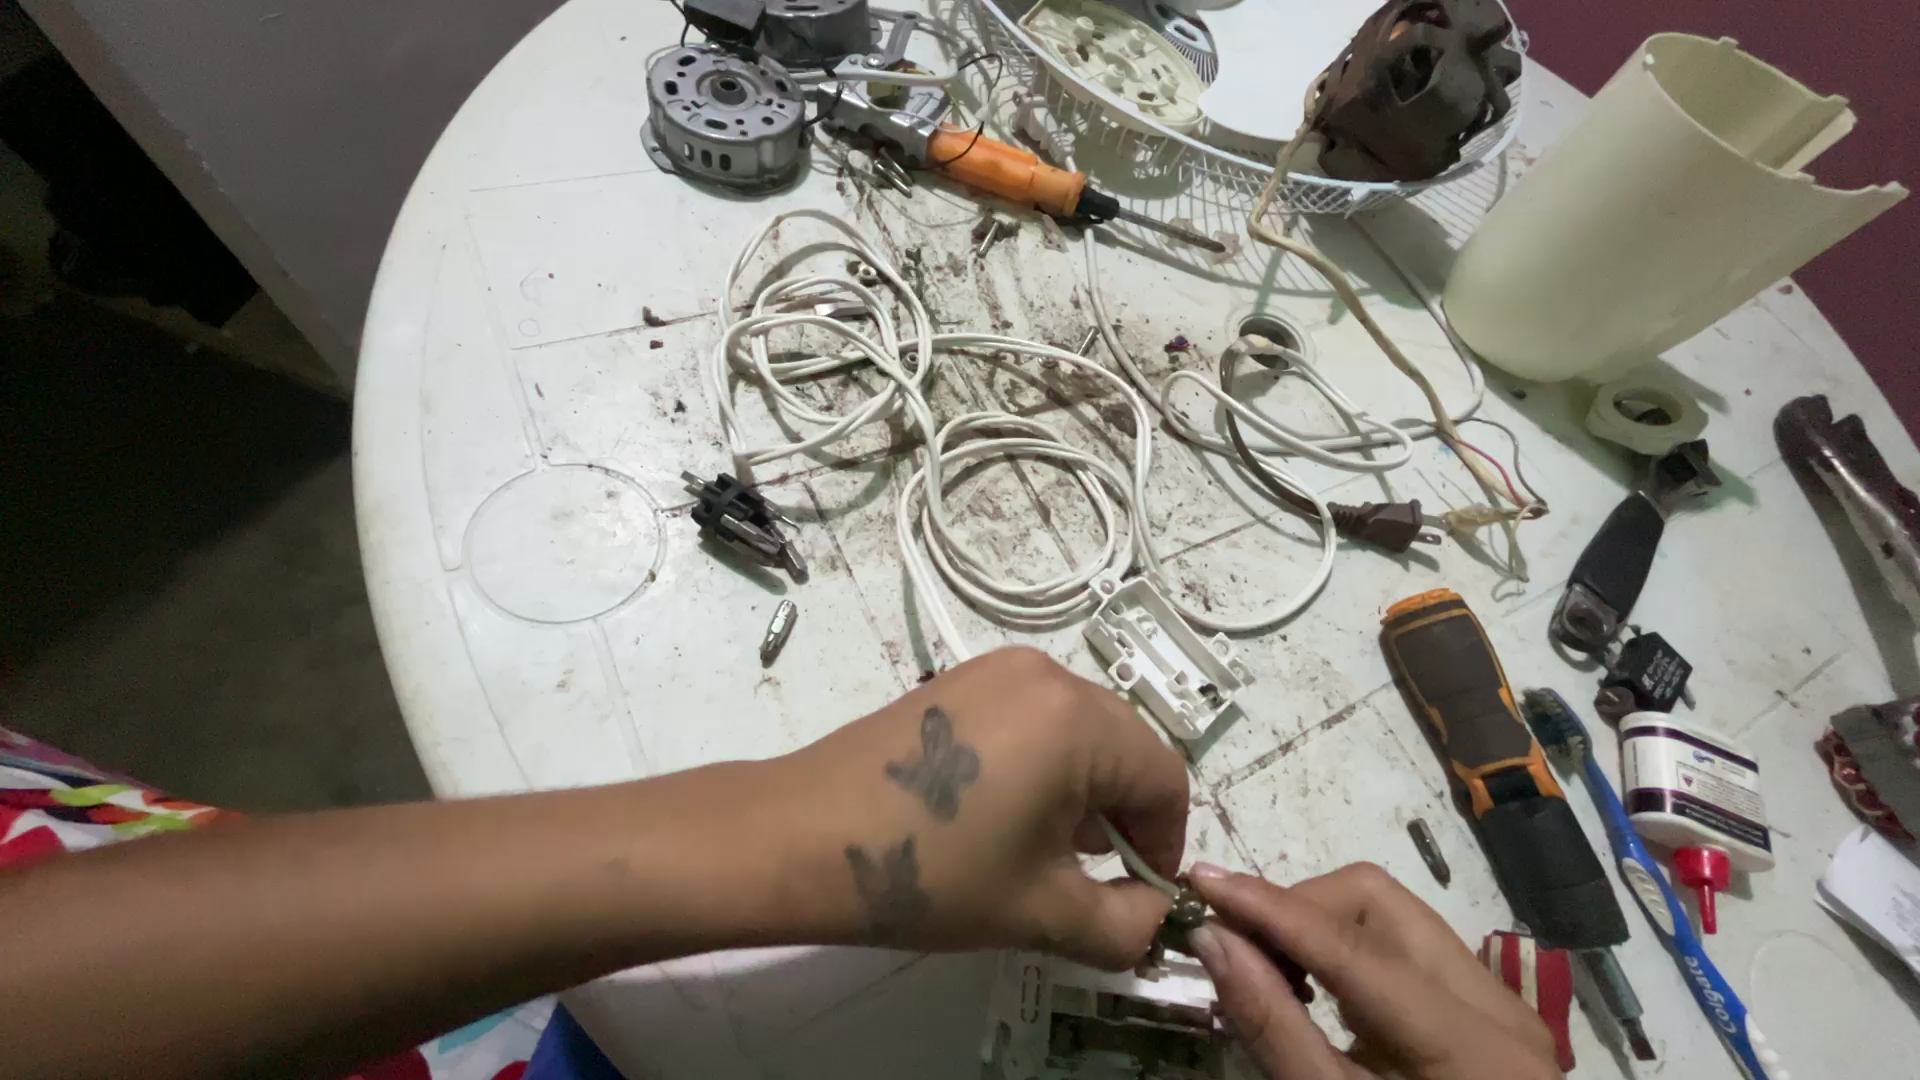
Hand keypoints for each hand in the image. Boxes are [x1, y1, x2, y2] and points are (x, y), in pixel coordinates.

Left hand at [781, 647, 1188, 968]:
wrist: (805, 834)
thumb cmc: (932, 873)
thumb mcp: (1042, 912)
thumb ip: (1126, 925)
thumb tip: (1154, 913)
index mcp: (1076, 719)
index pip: (1166, 777)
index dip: (1165, 841)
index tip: (1136, 890)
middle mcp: (1045, 673)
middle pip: (1125, 743)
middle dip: (1125, 810)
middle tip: (1091, 868)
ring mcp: (998, 667)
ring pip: (1080, 725)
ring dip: (1085, 783)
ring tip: (1045, 839)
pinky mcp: (962, 677)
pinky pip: (1034, 711)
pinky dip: (1044, 755)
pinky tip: (1004, 802)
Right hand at [1186, 863, 1560, 1079]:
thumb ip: (1272, 1025)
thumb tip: (1210, 935)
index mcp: (1475, 1049)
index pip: (1350, 945)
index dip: (1268, 908)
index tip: (1198, 880)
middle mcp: (1498, 1004)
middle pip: (1374, 899)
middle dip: (1295, 909)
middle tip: (1239, 947)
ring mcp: (1496, 1002)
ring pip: (1386, 909)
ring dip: (1313, 922)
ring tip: (1272, 971)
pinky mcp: (1481, 1007)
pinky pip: (1399, 940)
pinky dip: (1340, 946)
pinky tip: (1313, 990)